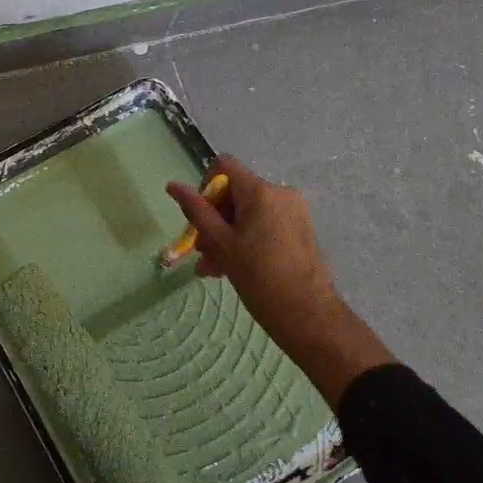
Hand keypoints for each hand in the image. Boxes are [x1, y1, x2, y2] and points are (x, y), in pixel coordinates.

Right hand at [166, 155, 336, 327]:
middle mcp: (280, 193)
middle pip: (234, 193)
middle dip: (213, 220)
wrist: (310, 316)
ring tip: (213, 268)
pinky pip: (264, 224)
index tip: (199, 218)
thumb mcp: (221, 244)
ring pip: (247, 213)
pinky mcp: (300, 229)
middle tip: (202, 253)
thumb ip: (196, 211)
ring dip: (226, 235)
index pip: (223, 166)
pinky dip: (245, 239)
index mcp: (260, 191)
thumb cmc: (260, 278)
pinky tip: (233, 268)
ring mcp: (293, 211)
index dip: (205, 187)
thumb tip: (172, 185)